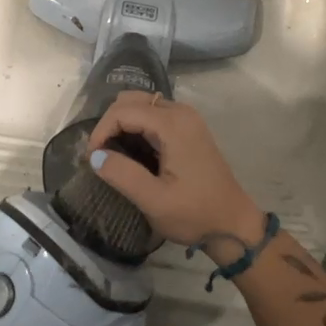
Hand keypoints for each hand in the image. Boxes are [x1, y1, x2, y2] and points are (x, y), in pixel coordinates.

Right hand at [87, 91, 263, 248]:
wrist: (233, 225)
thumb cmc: (195, 214)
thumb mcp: (153, 200)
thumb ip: (122, 174)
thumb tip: (95, 157)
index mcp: (173, 124)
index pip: (123, 111)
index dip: (101, 131)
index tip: (92, 159)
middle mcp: (181, 112)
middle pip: (131, 100)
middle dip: (110, 124)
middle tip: (101, 155)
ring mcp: (187, 118)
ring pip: (142, 105)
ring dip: (122, 125)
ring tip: (114, 156)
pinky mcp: (189, 128)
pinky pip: (154, 116)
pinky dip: (137, 128)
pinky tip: (133, 154)